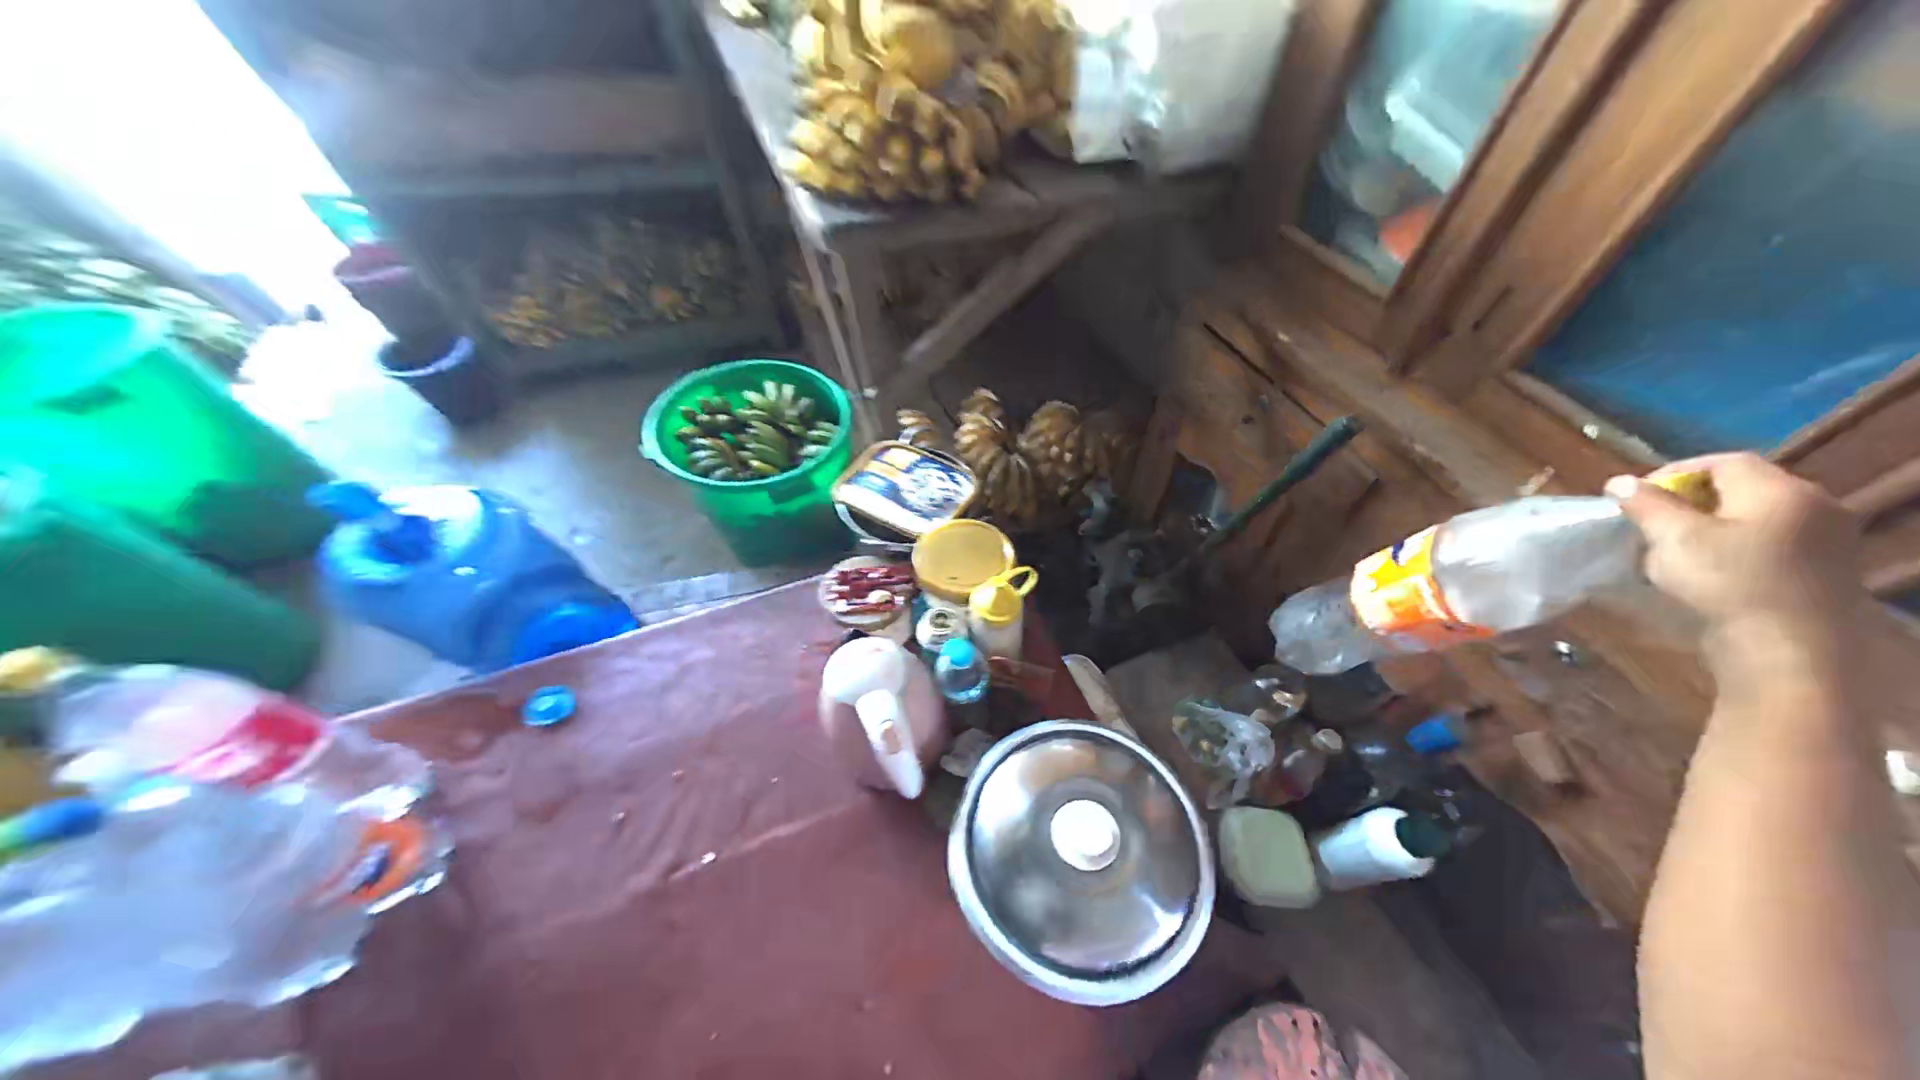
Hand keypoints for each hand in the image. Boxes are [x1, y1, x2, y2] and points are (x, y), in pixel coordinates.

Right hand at [1607, 454, 1863, 675]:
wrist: (1786, 650)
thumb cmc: (1725, 583)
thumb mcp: (1671, 538)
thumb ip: (1646, 504)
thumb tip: (1621, 482)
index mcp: (1781, 490)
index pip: (1723, 462)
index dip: (1673, 473)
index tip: (1635, 497)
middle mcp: (1814, 506)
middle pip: (1741, 489)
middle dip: (1689, 501)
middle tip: (1649, 522)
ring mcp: (1826, 541)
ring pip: (1753, 518)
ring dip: (1708, 526)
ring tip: (1671, 549)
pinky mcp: (1821, 571)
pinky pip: (1768, 544)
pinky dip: (1732, 547)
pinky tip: (1706, 571)